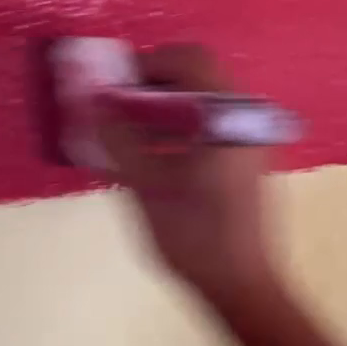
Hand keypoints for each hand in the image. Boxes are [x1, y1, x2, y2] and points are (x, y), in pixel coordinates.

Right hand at [97, 44, 278, 299]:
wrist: (243, 286)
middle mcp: (249, 114)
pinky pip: (216, 119)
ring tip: (132, 130)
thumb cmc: (194, 237)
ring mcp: (255, 134)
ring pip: (206, 96)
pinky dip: (185, 122)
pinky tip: (158, 150)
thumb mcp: (146, 185)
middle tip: (120, 106)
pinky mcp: (252, 154)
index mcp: (228, 114)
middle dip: (154, 82)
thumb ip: (118, 137)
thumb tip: (92, 101)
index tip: (113, 88)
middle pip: (198, 72)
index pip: (186, 59)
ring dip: (167, 102)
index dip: (143, 65)